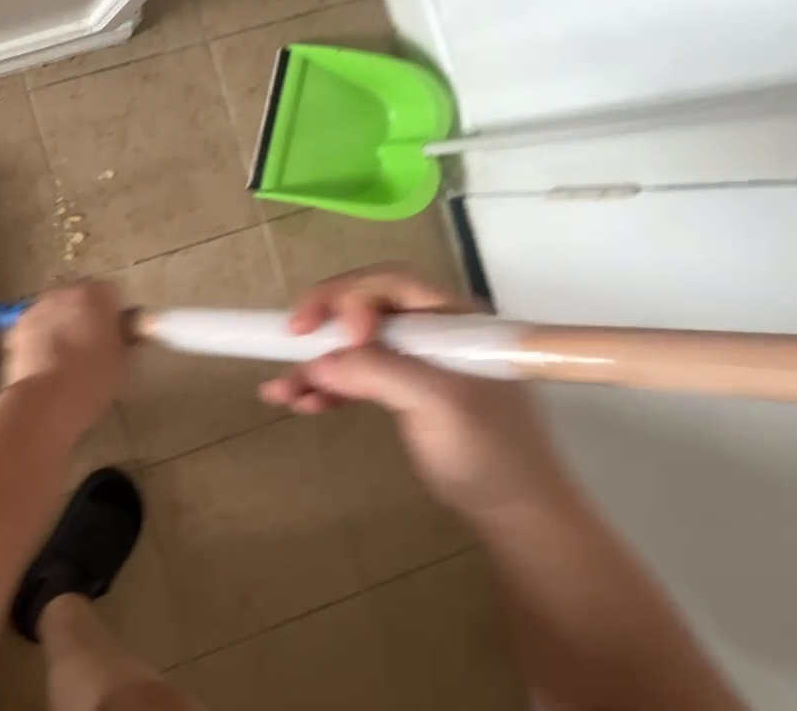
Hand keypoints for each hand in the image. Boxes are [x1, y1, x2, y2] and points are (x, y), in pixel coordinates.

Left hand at [4, 281, 133, 437]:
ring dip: (62, 324)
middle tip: (93, 346)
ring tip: (67, 357)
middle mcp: (65, 292)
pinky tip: (46, 363)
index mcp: (96, 295)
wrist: (46, 400)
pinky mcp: (17, 326)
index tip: (118, 336)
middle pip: (80, 296)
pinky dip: (41, 337)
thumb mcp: (124, 361)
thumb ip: (127, 338)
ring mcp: (37, 307)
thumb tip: (127, 331)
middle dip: (87, 314)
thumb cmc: (93, 379)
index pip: (112, 293)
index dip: (115, 314)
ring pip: (56, 309)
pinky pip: (36, 325)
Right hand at [260, 266, 573, 517]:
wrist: (516, 514)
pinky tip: (299, 402)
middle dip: (323, 321)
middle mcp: (430, 330)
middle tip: (289, 336)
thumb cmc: (492, 454)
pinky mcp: (399, 390)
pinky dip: (323, 386)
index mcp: (453, 320)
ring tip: (280, 389)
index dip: (354, 297)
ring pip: (351, 343)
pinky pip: (352, 375)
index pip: (392, 283)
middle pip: (363, 305)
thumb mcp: (441, 407)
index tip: (335, 334)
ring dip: (313, 362)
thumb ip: (382, 374)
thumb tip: (319, 362)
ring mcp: (413, 361)